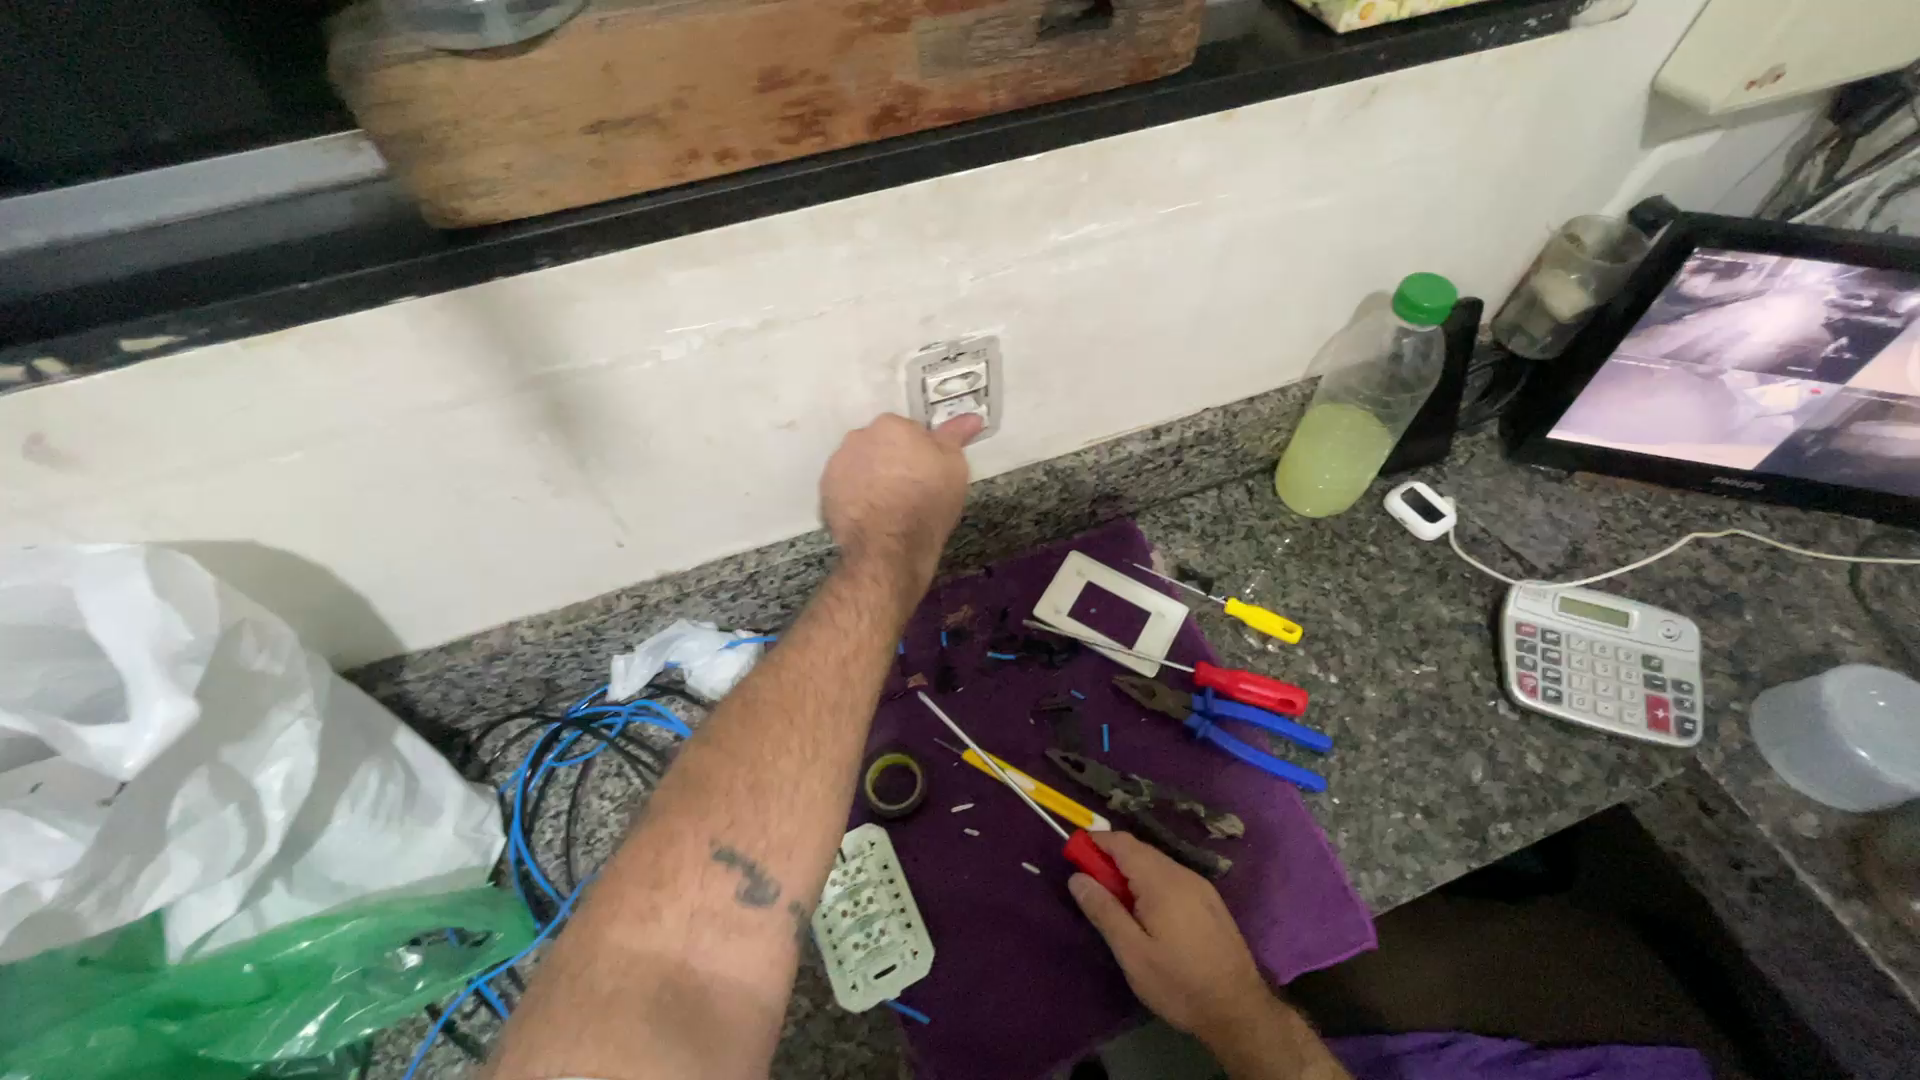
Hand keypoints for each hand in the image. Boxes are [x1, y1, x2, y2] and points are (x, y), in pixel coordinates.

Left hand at [820, 413, 980, 586]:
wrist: (890, 545)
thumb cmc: (927, 501)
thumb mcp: (954, 467)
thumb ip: (956, 437)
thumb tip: (972, 417)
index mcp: (890, 425)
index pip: (908, 432)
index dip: (921, 454)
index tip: (928, 474)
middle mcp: (858, 437)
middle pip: (880, 446)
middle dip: (892, 462)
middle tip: (911, 490)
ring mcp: (837, 465)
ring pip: (860, 466)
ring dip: (872, 478)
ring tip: (890, 507)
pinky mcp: (825, 492)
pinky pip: (845, 488)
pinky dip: (856, 498)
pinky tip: (872, 517)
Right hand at [1069, 832, 1274, 1044]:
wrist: (1239, 1011)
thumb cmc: (1179, 984)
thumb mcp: (1132, 954)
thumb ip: (1104, 911)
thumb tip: (1077, 878)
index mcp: (1161, 881)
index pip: (1122, 843)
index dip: (1095, 842)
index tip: (1073, 855)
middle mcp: (1183, 874)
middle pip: (1140, 851)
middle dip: (1111, 859)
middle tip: (1091, 887)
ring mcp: (1201, 887)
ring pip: (1157, 864)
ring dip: (1131, 873)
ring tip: (1117, 904)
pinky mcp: (1211, 902)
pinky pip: (1173, 878)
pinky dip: (1151, 882)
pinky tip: (1147, 912)